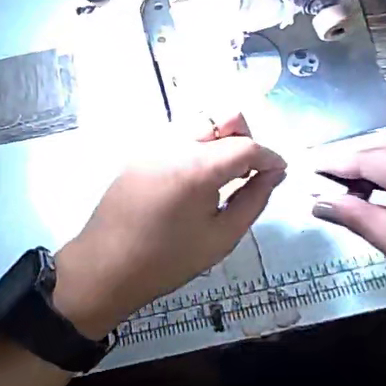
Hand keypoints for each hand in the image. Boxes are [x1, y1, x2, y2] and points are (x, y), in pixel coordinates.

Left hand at [54, 115, 285, 336]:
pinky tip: (195, 177)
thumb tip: (275, 174)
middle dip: (244, 138)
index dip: (270, 157)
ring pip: (199, 121)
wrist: (105, 268)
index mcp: (198, 167)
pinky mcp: (139, 153)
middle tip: (249, 171)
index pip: (247, 146)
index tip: (280, 171)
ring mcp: (153, 145)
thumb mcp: (222, 237)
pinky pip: (177, 134)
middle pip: (223, 117)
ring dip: (219, 137)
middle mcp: (175, 144)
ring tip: (222, 174)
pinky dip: (196, 144)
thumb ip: (254, 200)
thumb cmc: (167, 260)